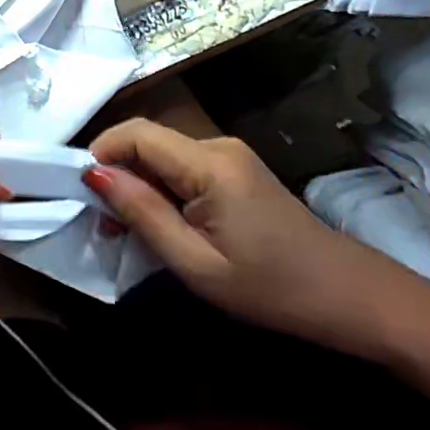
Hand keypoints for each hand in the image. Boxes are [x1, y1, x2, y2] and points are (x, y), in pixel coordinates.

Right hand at [84, 119, 417, 356]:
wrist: (349, 297)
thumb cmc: (270, 288)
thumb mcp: (196, 263)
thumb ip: (142, 214)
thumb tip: (93, 175)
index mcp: (209, 163)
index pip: (137, 132)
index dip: (101, 151)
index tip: (80, 190)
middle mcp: (217, 145)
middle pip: (148, 141)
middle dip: (117, 172)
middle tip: (102, 221)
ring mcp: (229, 155)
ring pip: (163, 154)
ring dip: (137, 183)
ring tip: (127, 229)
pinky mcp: (235, 169)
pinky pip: (182, 166)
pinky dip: (161, 188)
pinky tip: (161, 223)